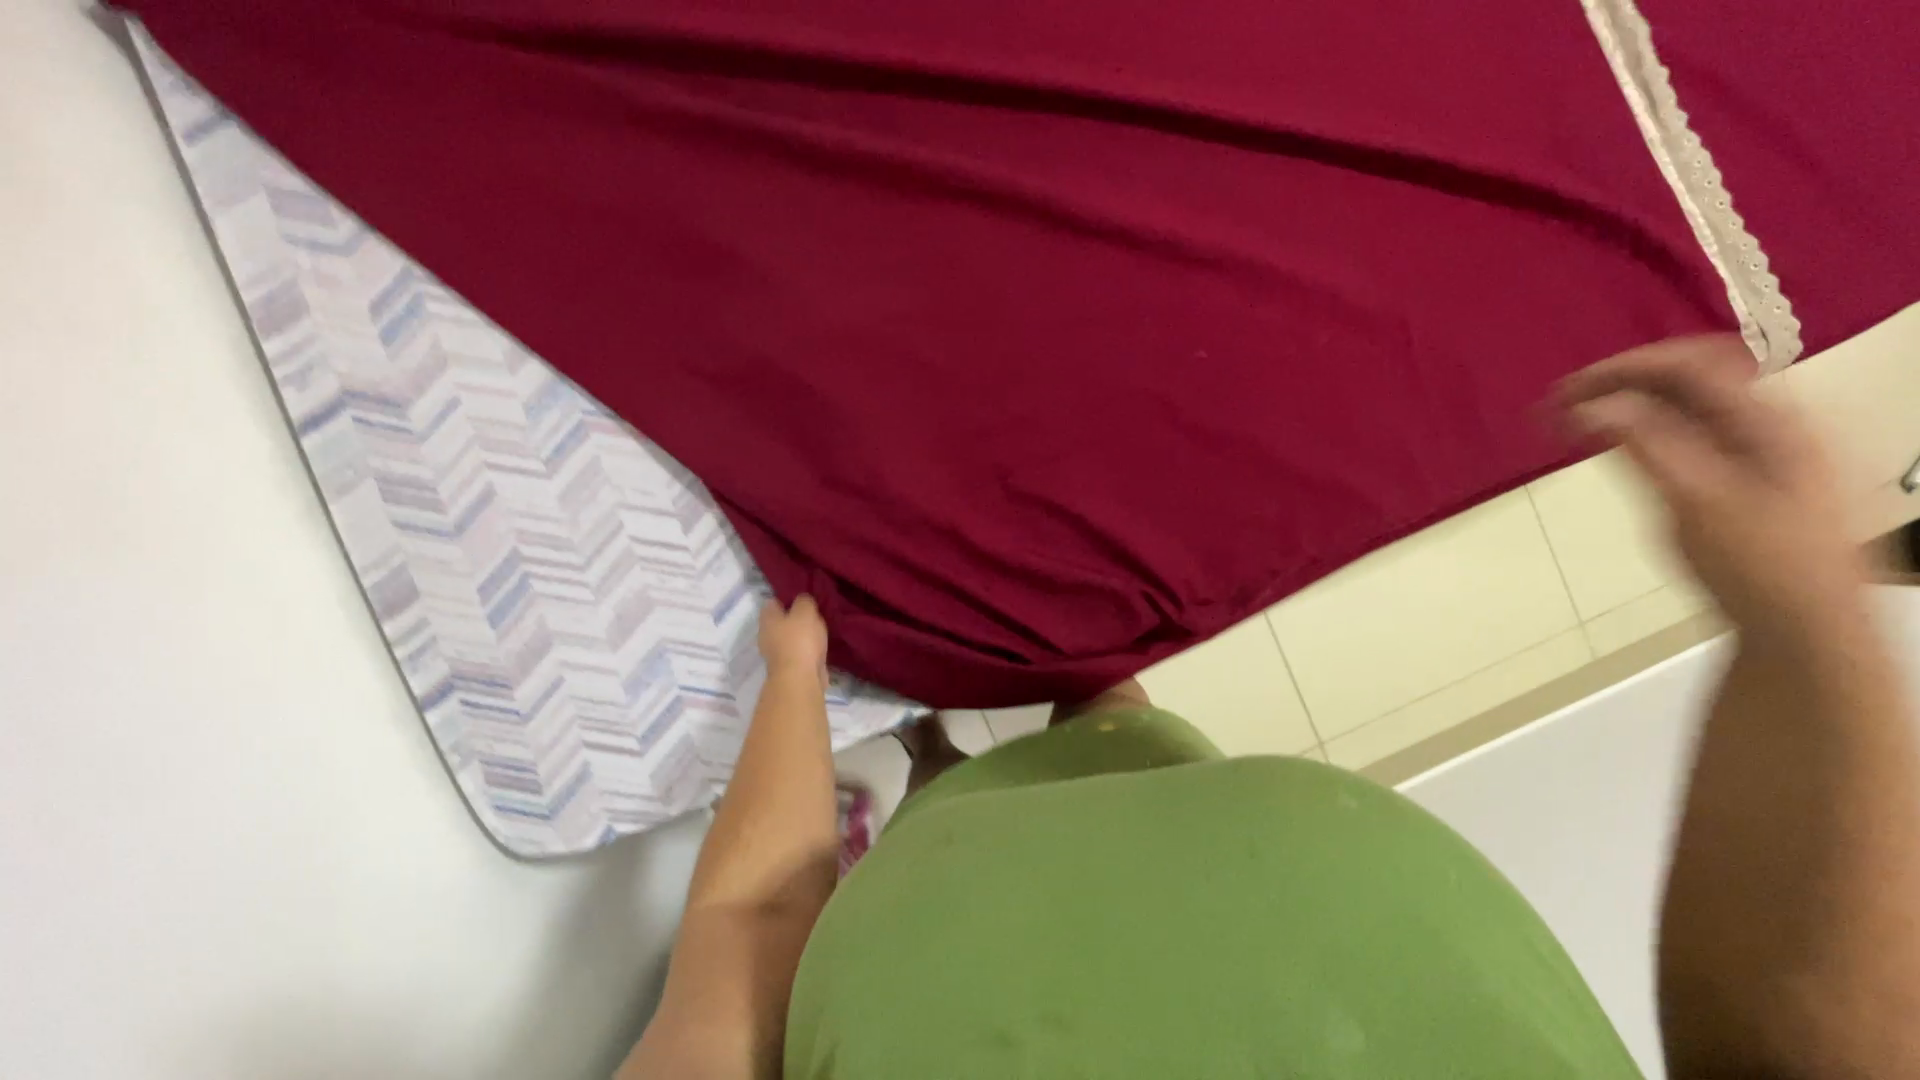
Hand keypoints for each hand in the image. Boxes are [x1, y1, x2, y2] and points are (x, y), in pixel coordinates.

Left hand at [758, 594, 829, 686]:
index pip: (773, 601)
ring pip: (790, 637)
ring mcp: (776, 653)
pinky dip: (807, 650)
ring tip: (821, 630)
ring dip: (802, 635)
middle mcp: (766, 635)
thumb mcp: (806, 611)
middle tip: (815, 614)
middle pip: (781, 621)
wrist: (800, 678)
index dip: (788, 598)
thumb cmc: (800, 639)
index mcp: (767, 618)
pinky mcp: (787, 667)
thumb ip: (804, 601)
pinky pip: (798, 652)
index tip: (803, 598)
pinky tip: (820, 647)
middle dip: (796, 618)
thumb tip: (802, 600)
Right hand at [1558, 335, 1866, 641]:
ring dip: (1628, 403)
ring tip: (1575, 421)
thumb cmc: (1759, 567)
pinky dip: (1644, 427)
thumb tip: (1589, 406)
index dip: (1625, 367)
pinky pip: (1691, 430)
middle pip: (1691, 377)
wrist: (1808, 628)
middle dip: (1620, 382)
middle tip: (1559, 405)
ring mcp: (1763, 449)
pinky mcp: (1747, 474)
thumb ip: (1646, 445)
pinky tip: (1615, 444)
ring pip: (1688, 404)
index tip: (1565, 391)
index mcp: (1774, 420)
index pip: (1694, 364)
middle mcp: (1773, 423)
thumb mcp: (1698, 502)